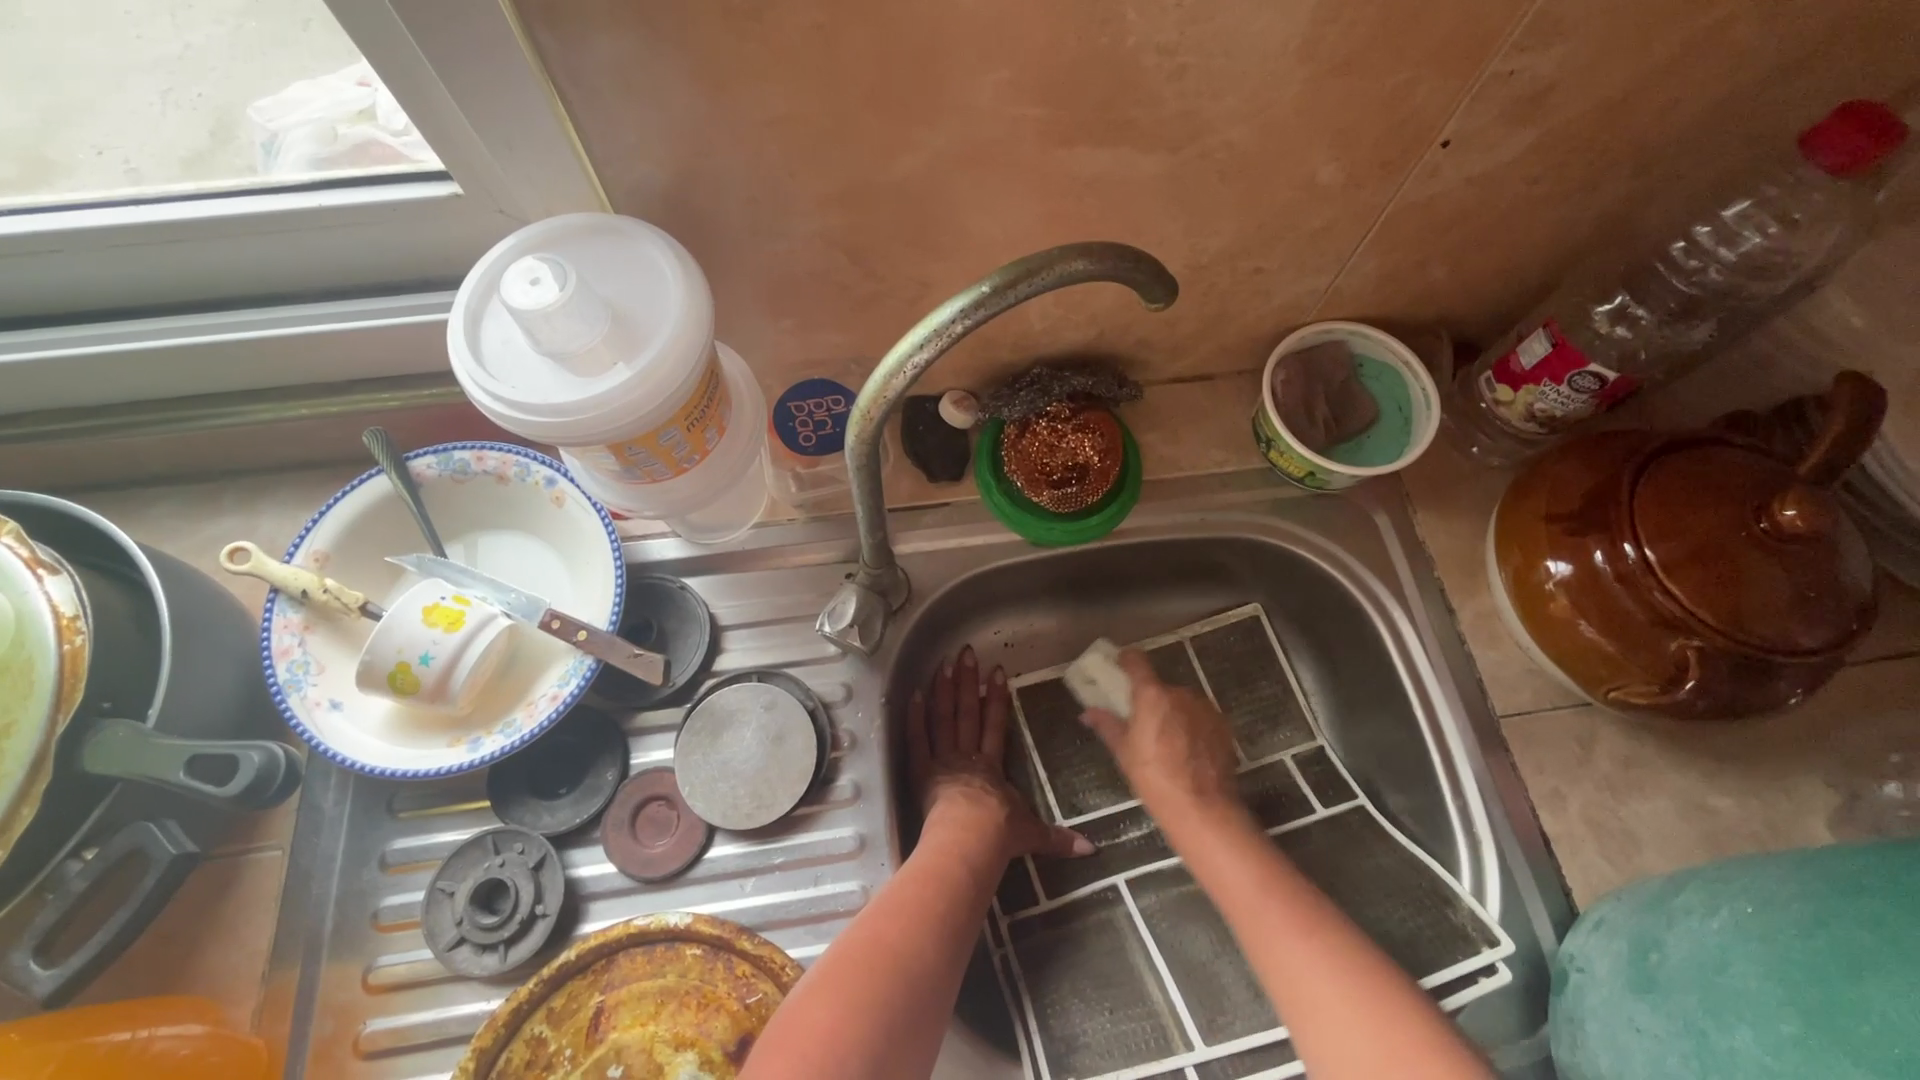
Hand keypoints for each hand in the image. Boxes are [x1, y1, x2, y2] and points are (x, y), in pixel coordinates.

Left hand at [908, 646, 1092, 861]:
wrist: (970, 840)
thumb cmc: (1001, 834)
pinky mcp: (921, 771)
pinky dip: (914, 718)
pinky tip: (912, 694)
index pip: (995, 725)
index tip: (998, 672)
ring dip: (944, 691)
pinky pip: (916, 740)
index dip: (998, 698)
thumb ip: (1058, 838)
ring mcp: (943, 761)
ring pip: (942, 719)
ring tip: (943, 664)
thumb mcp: (1032, 835)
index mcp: (992, 767)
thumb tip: (1092, 849)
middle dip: (969, 682)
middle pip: (968, 713)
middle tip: (966, 653)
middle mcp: (967, 756)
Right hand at [1080, 649, 1242, 821]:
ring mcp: (1205, 707)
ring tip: (1167, 742)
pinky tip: (1188, 751)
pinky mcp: (1223, 724)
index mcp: (1152, 695)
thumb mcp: (1124, 752)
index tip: (1119, 666)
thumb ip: (1107, 725)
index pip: (1136, 661)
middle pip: (1160, 687)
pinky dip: (1192, 725)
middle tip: (1142, 722)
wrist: (1202, 807)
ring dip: (1173, 712)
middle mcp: (1180, 693)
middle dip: (1151, 699)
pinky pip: (1200, 716)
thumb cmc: (1154, 778)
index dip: (1126, 660)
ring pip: (1182, 702)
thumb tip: (1087, 712)